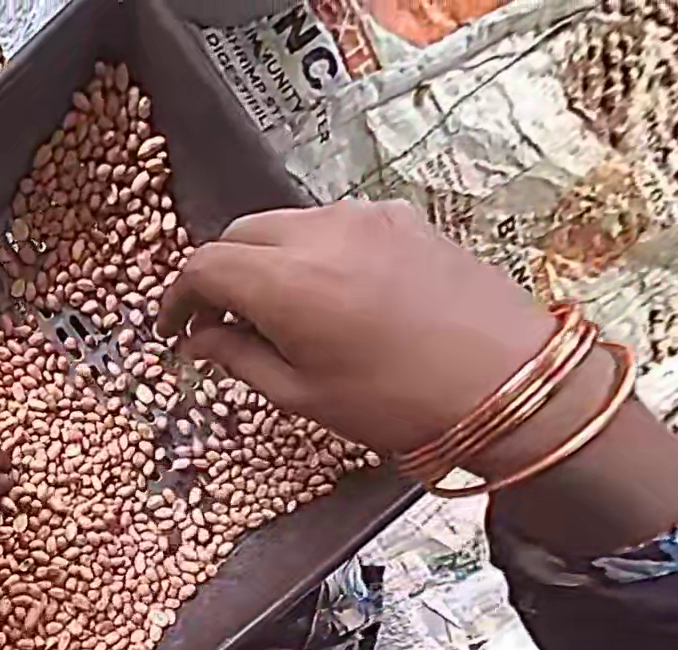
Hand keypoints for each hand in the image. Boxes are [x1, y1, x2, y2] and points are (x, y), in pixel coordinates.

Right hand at [160, 199, 677, 555]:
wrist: (506, 384)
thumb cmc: (389, 404)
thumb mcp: (297, 393)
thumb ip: (236, 357)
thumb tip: (195, 341)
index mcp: (287, 282)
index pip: (203, 267)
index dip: (176, 299)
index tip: (171, 331)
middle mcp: (319, 231)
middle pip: (236, 236)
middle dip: (214, 277)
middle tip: (213, 325)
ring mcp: (363, 216)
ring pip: (279, 225)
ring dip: (255, 262)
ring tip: (263, 312)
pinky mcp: (396, 216)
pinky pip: (323, 224)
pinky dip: (298, 252)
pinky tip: (313, 293)